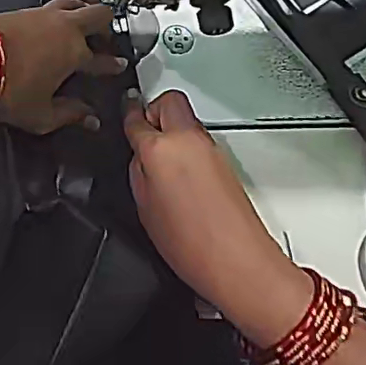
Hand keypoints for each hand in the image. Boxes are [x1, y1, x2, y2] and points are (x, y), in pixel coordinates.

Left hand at [0, 0, 126, 133]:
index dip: (113, 64)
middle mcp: (63, 27)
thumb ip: (70, 115)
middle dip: (106, 25)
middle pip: (98, 14)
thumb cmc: (8, 92)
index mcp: (75, 52)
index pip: (103, 58)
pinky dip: (56, 14)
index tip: (118, 65)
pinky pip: (48, 7)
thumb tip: (90, 119)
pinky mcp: (19, 10)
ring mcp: (41, 14)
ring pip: (72, 3)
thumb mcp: (42, 115)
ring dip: (82, 12)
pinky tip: (50, 25)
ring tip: (81, 24)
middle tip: (105, 38)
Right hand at [123, 89, 314, 346]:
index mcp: (161, 148)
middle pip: (168, 100)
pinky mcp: (225, 161)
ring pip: (185, 118)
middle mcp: (189, 140)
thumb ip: (137, 171)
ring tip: (161, 162)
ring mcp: (211, 149)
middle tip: (143, 130)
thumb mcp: (144, 207)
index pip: (137, 117)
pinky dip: (186, 148)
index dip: (128, 116)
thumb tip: (139, 157)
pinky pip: (199, 140)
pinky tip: (180, 176)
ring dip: (171, 130)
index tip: (126, 114)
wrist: (240, 264)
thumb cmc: (195, 245)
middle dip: (153, 110)